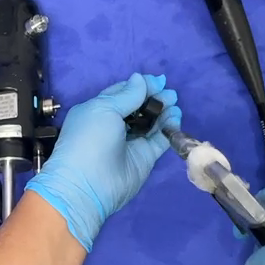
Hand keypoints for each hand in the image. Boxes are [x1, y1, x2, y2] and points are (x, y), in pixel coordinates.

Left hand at [24, 72, 179, 250]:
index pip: (122, 93)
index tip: (159, 81)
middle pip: (139, 107)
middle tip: (170, 93)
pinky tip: (176, 118)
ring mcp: (129, 142)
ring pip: (150, 123)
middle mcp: (113, 125)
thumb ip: (127, 95)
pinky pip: (159, 140)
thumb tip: (140, 78)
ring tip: (175, 103)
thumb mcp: (104, 109)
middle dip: (154, 98)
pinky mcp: (143, 158)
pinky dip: (168, 129)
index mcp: (98, 110)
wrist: (88, 185)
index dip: (140, 86)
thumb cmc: (90, 139)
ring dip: (163, 111)